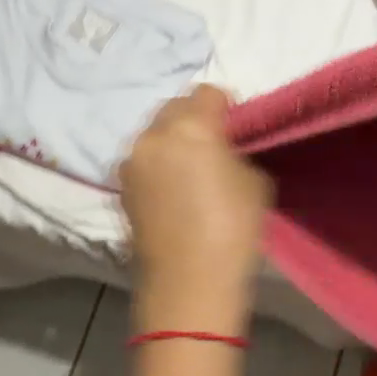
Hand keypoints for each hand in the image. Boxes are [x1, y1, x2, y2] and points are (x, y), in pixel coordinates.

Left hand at [119, 85, 272, 334]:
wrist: (190, 282)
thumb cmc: (234, 229)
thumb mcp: (256, 182)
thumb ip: (237, 153)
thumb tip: (226, 150)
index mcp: (191, 127)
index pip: (208, 93)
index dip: (227, 108)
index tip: (238, 130)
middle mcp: (153, 135)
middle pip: (174, 108)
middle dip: (195, 120)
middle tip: (216, 149)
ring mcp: (131, 161)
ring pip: (155, 135)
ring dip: (174, 143)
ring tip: (193, 173)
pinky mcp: (120, 187)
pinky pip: (144, 162)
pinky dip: (159, 167)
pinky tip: (176, 194)